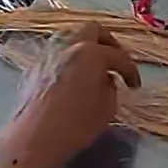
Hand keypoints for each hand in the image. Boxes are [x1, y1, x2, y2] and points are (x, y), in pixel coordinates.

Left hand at [0, 24, 140, 167]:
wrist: (35, 137)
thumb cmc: (75, 125)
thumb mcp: (106, 109)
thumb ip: (110, 88)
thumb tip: (105, 80)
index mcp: (90, 53)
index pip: (118, 56)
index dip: (130, 70)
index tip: (133, 83)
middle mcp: (68, 45)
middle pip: (92, 30)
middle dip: (108, 43)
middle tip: (115, 61)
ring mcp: (48, 54)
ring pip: (70, 37)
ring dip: (85, 46)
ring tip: (93, 65)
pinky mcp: (34, 66)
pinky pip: (57, 53)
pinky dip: (69, 58)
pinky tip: (72, 75)